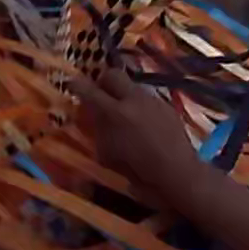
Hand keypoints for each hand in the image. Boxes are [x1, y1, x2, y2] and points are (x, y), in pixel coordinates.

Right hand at [73, 68, 207, 195]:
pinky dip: (140, 106)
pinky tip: (142, 123)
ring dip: (123, 94)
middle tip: (99, 94)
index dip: (76, 85)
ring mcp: (153, 101)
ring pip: (132, 86)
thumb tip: (92, 114)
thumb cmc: (136, 169)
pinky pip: (147, 99)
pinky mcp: (168, 106)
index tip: (71, 84)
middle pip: (113, 75)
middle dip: (102, 81)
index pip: (89, 90)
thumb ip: (98, 128)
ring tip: (122, 111)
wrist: (178, 174)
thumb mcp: (107, 152)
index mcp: (114, 112)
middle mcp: (134, 100)